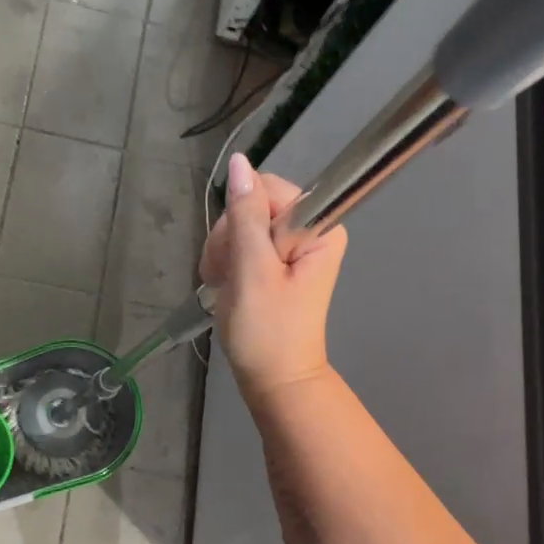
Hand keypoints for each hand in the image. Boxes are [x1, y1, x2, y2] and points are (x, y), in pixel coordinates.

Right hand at [199, 153, 346, 401]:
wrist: (274, 381)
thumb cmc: (267, 331)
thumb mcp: (252, 270)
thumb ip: (245, 215)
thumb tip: (238, 162)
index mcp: (319, 226)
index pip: (267, 189)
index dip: (244, 217)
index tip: (240, 254)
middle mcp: (312, 228)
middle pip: (254, 204)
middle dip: (230, 238)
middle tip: (230, 276)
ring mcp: (294, 245)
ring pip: (242, 223)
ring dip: (224, 252)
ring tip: (228, 285)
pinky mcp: (278, 260)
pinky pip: (243, 241)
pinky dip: (227, 261)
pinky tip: (228, 284)